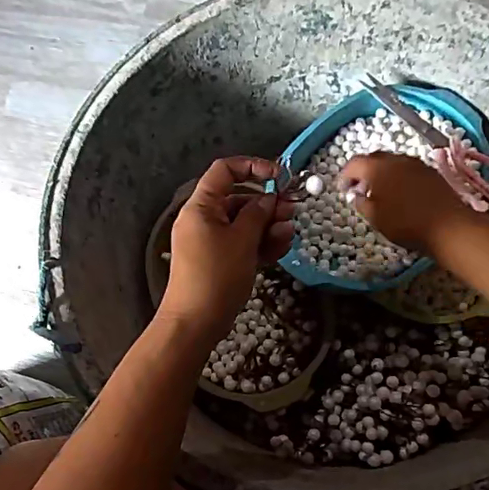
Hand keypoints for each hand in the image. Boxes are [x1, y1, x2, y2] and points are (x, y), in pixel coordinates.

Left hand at [158, 157, 295, 335]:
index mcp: (201, 206)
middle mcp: (203, 220)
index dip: (253, 167)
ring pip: (244, 224)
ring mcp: (211, 242)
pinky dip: (260, 243)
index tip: (280, 177)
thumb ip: (258, 214)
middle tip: (293, 209)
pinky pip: (242, 244)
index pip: (225, 171)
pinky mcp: (220, 261)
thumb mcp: (242, 240)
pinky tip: (280, 247)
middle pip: (239, 199)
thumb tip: (269, 198)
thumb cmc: (216, 276)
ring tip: (288, 233)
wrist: (195, 322)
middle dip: (268, 203)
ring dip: (268, 225)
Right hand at [338, 151, 487, 254]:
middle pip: (374, 159)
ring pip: (393, 162)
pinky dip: (398, 176)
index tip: (342, 188)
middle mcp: (397, 159)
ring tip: (379, 191)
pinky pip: (407, 169)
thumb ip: (361, 203)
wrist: (448, 226)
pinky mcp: (431, 171)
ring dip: (382, 173)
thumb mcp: (375, 217)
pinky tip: (400, 193)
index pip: (355, 163)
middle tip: (358, 188)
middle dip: (363, 171)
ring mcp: (416, 163)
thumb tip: (356, 195)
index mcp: (378, 168)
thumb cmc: (405, 223)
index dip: (345, 175)